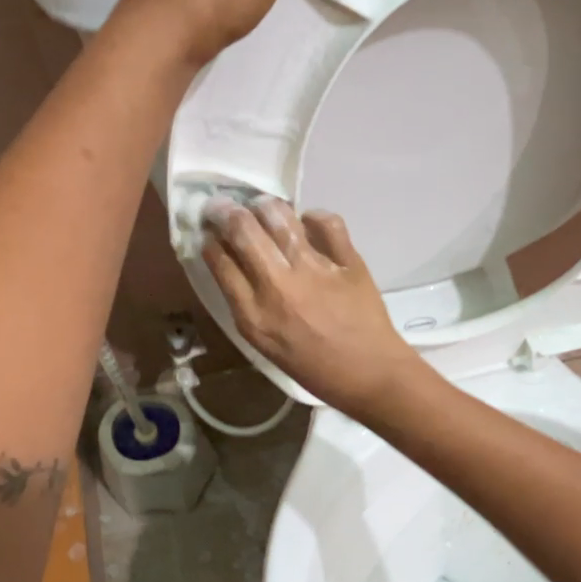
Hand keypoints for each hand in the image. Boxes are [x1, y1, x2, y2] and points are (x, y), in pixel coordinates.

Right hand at [202, 196, 429, 413]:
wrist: (370, 376)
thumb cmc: (315, 369)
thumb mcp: (266, 346)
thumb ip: (248, 306)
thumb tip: (235, 267)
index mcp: (254, 316)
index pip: (220, 262)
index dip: (210, 240)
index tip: (210, 232)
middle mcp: (279, 287)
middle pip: (243, 230)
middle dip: (226, 211)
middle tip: (225, 206)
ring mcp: (315, 270)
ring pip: (280, 218)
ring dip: (265, 206)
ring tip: (262, 207)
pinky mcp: (348, 262)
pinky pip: (327, 223)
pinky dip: (314, 216)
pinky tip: (308, 222)